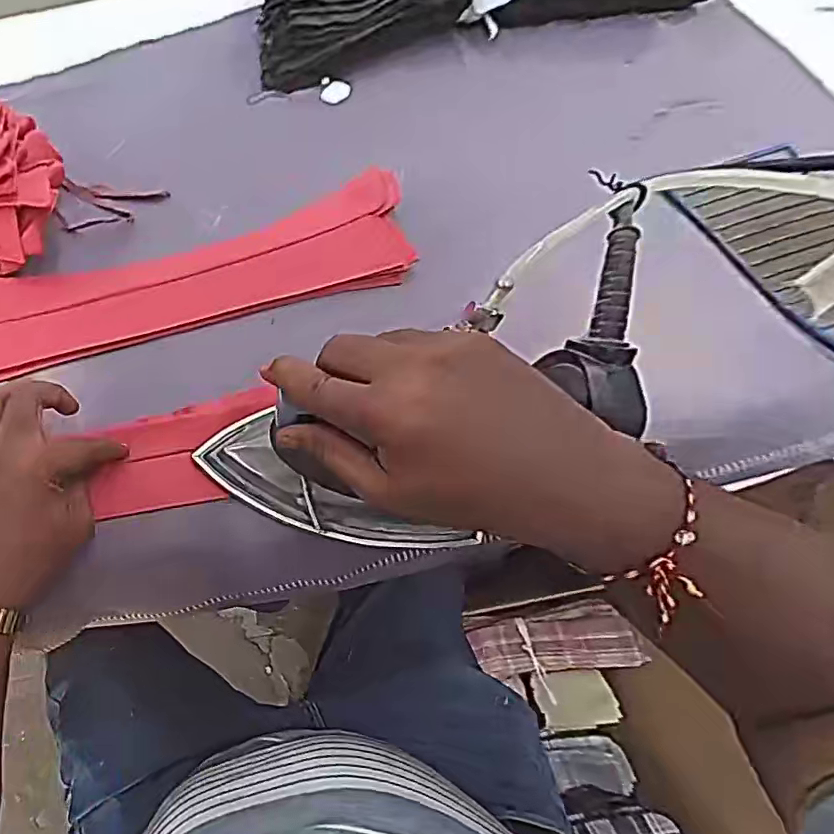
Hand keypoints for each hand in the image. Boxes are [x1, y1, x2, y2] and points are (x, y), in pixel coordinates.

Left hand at [0, 381, 127, 608]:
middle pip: (24, 397)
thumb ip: (82, 484)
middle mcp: (5, 448)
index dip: (105, 447)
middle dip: (53, 394)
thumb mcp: (77, 522)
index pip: (80, 445)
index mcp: (37, 462)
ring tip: (32, 408)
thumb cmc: (38, 556)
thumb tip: (84, 465)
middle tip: (71, 409)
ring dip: (13, 396)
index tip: (119, 452)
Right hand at [263, 329, 682, 572]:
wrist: (562, 474)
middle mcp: (409, 364)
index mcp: (385, 410)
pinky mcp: (472, 337)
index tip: (272, 372)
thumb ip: (333, 455)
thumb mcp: (391, 492)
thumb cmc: (471, 497)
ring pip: (377, 339)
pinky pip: (415, 336)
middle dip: (327, 372)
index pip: (316, 382)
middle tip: (339, 405)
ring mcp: (444, 343)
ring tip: (391, 402)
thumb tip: (291, 431)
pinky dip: (403, 358)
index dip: (286, 376)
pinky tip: (427, 391)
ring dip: (366, 364)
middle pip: (340, 347)